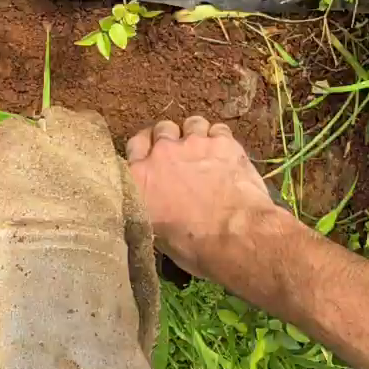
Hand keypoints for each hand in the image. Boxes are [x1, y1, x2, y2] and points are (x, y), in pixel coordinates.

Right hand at [126, 115, 300, 285]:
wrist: (234, 236)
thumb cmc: (192, 245)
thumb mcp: (155, 231)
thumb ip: (148, 205)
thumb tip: (152, 204)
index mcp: (138, 176)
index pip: (134, 146)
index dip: (144, 149)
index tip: (151, 156)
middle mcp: (161, 153)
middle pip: (161, 129)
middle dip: (169, 138)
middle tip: (179, 154)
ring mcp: (193, 144)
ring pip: (191, 124)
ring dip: (195, 134)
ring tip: (203, 150)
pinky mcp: (223, 142)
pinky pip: (218, 129)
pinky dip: (220, 138)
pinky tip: (224, 152)